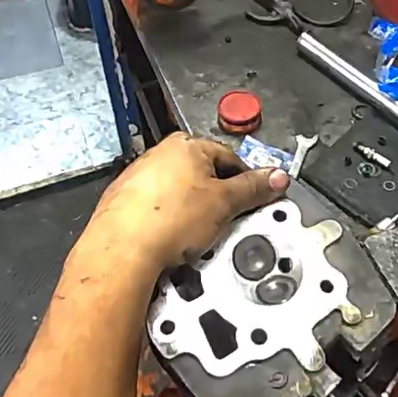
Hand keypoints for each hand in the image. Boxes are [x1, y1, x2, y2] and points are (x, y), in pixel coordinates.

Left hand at [80, 132, 287, 271]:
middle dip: (217, 197)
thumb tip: (276, 177)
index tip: (253, 198)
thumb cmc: (168, 219)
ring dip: (192, 210)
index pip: (229, 158)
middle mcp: (159, 154)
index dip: (246, 180)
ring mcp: (138, 177)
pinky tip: (172, 239)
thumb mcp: (225, 203)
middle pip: (203, 173)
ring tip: (197, 234)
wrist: (121, 251)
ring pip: (179, 192)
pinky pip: (157, 208)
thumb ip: (254, 188)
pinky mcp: (123, 202)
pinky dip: (168, 221)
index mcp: (186, 145)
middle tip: (226, 219)